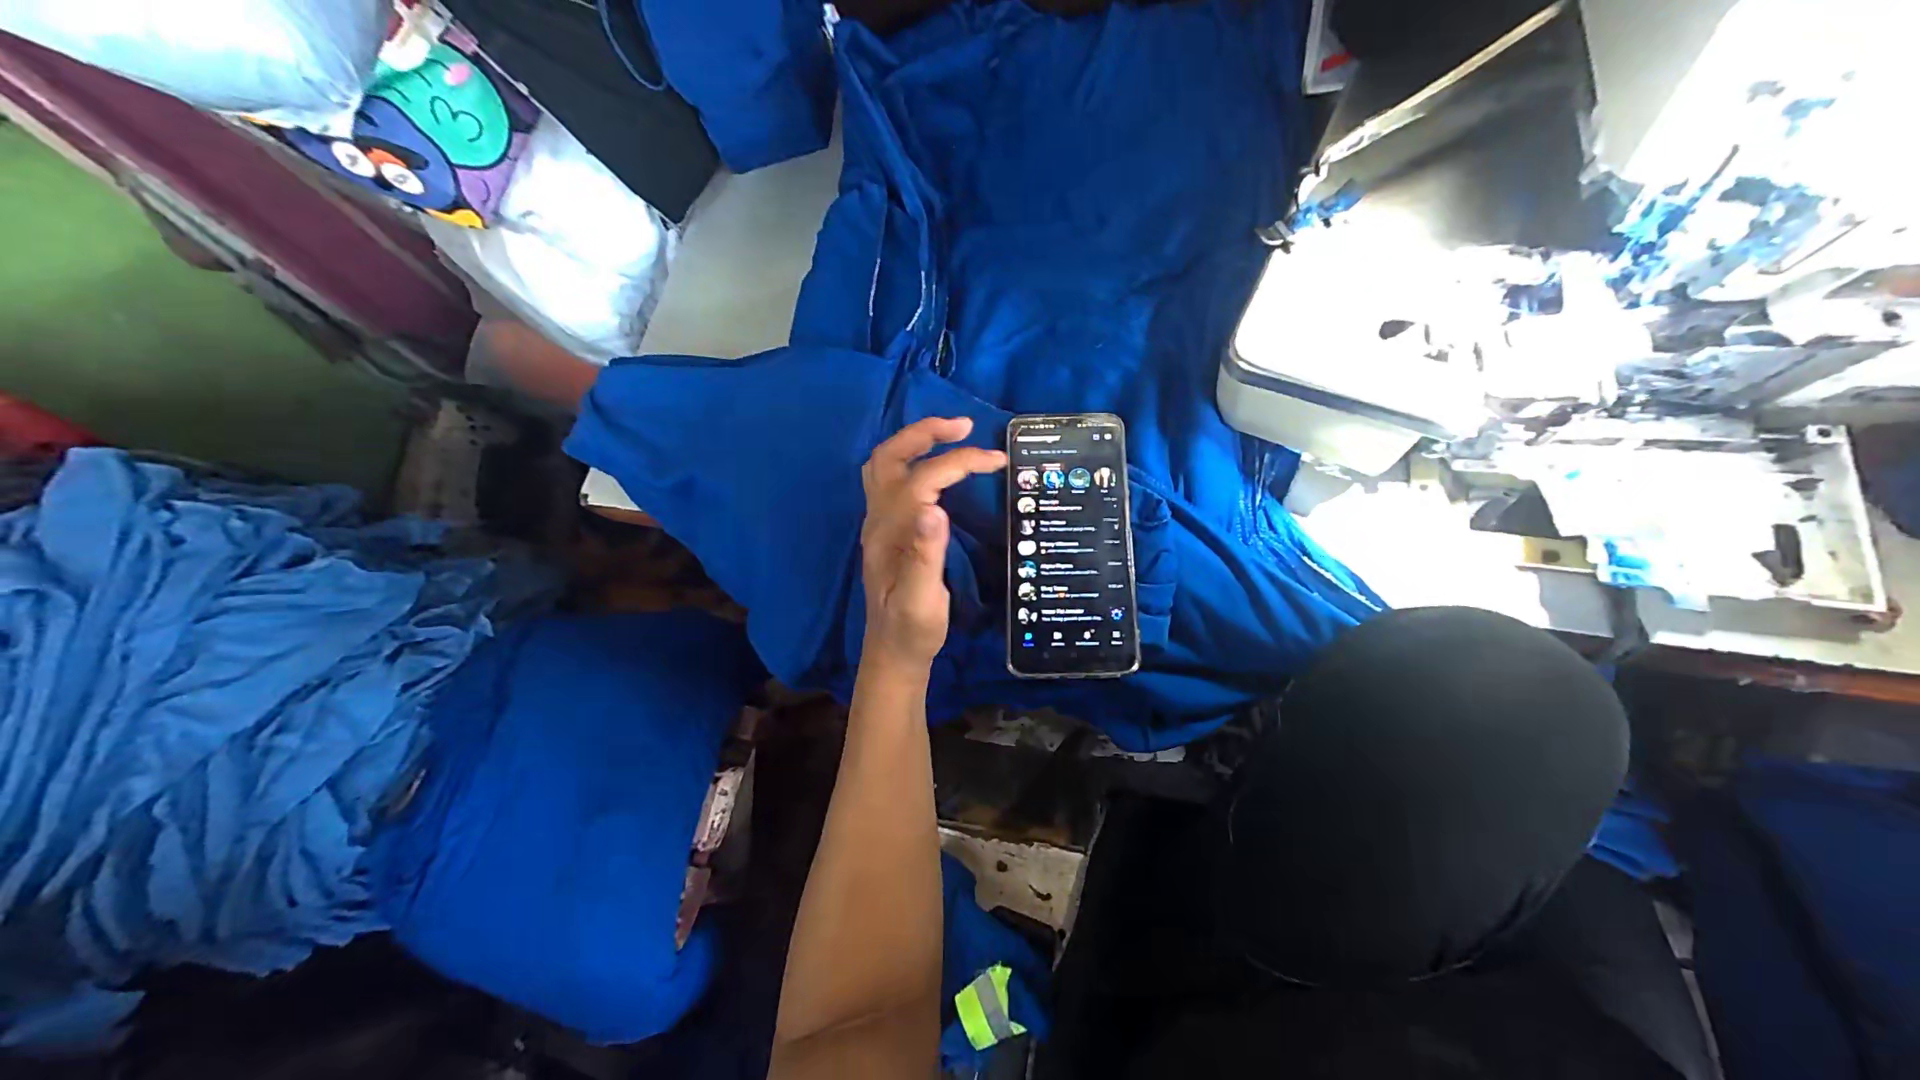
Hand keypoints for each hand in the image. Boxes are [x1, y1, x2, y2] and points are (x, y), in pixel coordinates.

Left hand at [859, 417, 1006, 670]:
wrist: (892, 651)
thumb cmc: (911, 629)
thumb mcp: (921, 600)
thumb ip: (926, 555)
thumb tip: (936, 509)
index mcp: (889, 532)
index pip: (922, 480)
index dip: (959, 463)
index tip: (997, 461)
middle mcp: (877, 520)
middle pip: (890, 457)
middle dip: (925, 432)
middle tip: (964, 425)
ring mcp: (878, 523)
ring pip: (884, 465)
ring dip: (914, 441)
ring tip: (951, 433)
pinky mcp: (886, 529)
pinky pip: (891, 479)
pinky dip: (912, 458)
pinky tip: (935, 465)